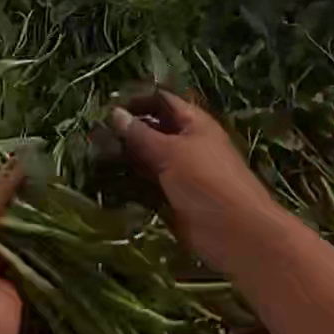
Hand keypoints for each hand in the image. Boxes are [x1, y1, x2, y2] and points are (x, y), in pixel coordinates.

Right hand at [110, 87, 286, 275]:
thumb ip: (141, 134)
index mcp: (194, 123)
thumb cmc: (206, 181)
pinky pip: (150, 180)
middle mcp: (188, 142)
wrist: (237, 232)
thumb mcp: (170, 152)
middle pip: (155, 128)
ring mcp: (183, 170)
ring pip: (150, 155)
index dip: (137, 100)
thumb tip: (115, 113)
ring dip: (128, 154)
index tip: (108, 106)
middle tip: (96, 131)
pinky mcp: (177, 195)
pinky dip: (132, 178)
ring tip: (97, 153)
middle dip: (129, 128)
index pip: (162, 101)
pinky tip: (110, 178)